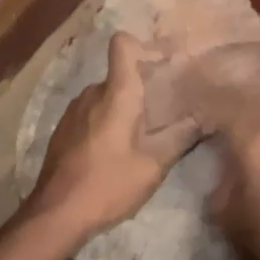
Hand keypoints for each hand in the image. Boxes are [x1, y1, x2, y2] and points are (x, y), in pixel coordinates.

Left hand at [25, 33, 199, 239]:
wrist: (56, 214)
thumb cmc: (108, 184)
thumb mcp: (153, 166)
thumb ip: (180, 137)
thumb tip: (204, 118)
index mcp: (116, 93)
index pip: (123, 44)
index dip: (144, 46)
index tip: (166, 63)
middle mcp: (92, 93)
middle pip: (121, 73)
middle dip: (145, 85)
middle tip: (170, 105)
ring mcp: (74, 110)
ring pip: (107, 95)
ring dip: (126, 106)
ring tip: (147, 130)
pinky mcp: (64, 129)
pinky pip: (92, 112)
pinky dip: (108, 120)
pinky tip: (119, 148)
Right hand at [212, 113, 259, 259]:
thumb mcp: (226, 212)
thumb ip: (222, 176)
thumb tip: (225, 161)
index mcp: (256, 140)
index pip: (226, 106)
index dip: (207, 100)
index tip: (191, 98)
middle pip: (254, 103)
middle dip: (232, 101)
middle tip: (212, 102)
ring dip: (255, 113)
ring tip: (236, 118)